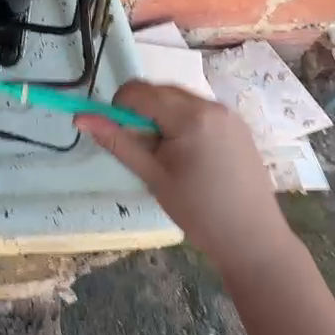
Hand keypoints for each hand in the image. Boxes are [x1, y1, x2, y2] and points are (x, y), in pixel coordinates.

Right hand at [77, 82, 290, 270]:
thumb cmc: (199, 213)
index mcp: (190, 116)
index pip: (139, 91)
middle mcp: (212, 105)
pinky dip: (183, 121)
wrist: (255, 243)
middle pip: (159, 91)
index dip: (119, 107)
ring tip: (167, 155)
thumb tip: (80, 118)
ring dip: (162, 116)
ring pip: (178, 99)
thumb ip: (116, 141)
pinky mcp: (238, 126)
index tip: (121, 136)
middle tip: (145, 150)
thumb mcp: (152, 176)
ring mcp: (229, 114)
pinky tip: (189, 156)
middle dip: (142, 112)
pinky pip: (199, 110)